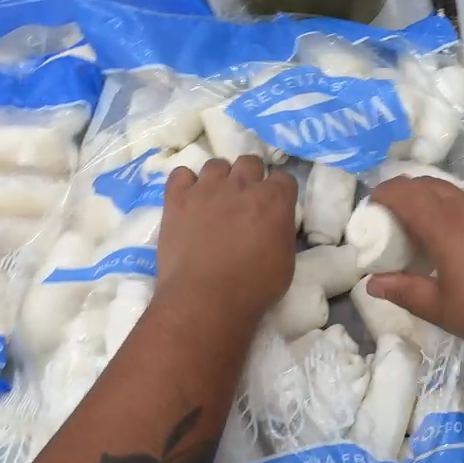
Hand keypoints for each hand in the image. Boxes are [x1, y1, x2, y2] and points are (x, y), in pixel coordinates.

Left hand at [154, 156, 296, 333]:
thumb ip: (282, 231)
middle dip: (250, 177)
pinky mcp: (177, 198)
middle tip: (244, 201)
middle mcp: (242, 185)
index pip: (284, 178)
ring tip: (214, 200)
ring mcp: (207, 188)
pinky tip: (187, 199)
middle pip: (250, 161)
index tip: (274, 206)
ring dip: (219, 179)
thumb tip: (274, 223)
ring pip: (216, 164)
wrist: (205, 300)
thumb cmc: (253, 288)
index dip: (279, 191)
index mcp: (274, 199)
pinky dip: (185, 183)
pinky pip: (181, 174)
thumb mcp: (286, 261)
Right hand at [363, 176, 463, 358]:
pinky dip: (457, 210)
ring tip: (423, 229)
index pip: (406, 194)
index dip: (384, 193)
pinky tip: (461, 240)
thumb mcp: (443, 310)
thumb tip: (372, 283)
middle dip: (406, 192)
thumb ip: (405, 291)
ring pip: (456, 193)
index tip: (370, 205)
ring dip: (433, 200)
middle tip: (391, 215)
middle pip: (430, 184)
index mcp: (447, 225)